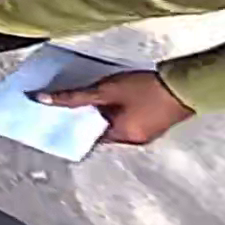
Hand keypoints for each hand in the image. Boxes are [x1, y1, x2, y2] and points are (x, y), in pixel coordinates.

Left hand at [34, 70, 193, 145]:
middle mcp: (135, 138)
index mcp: (125, 136)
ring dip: (89, 113)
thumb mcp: (102, 92)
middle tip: (49, 106)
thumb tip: (39, 99)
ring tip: (65, 100)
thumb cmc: (144, 91)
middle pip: (96, 129)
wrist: (184, 85)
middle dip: (74, 117)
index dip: (64, 125)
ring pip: (107, 123)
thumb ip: (71, 97)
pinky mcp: (149, 121)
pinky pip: (119, 118)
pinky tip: (90, 99)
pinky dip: (103, 111)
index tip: (43, 116)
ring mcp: (144, 130)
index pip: (86, 136)